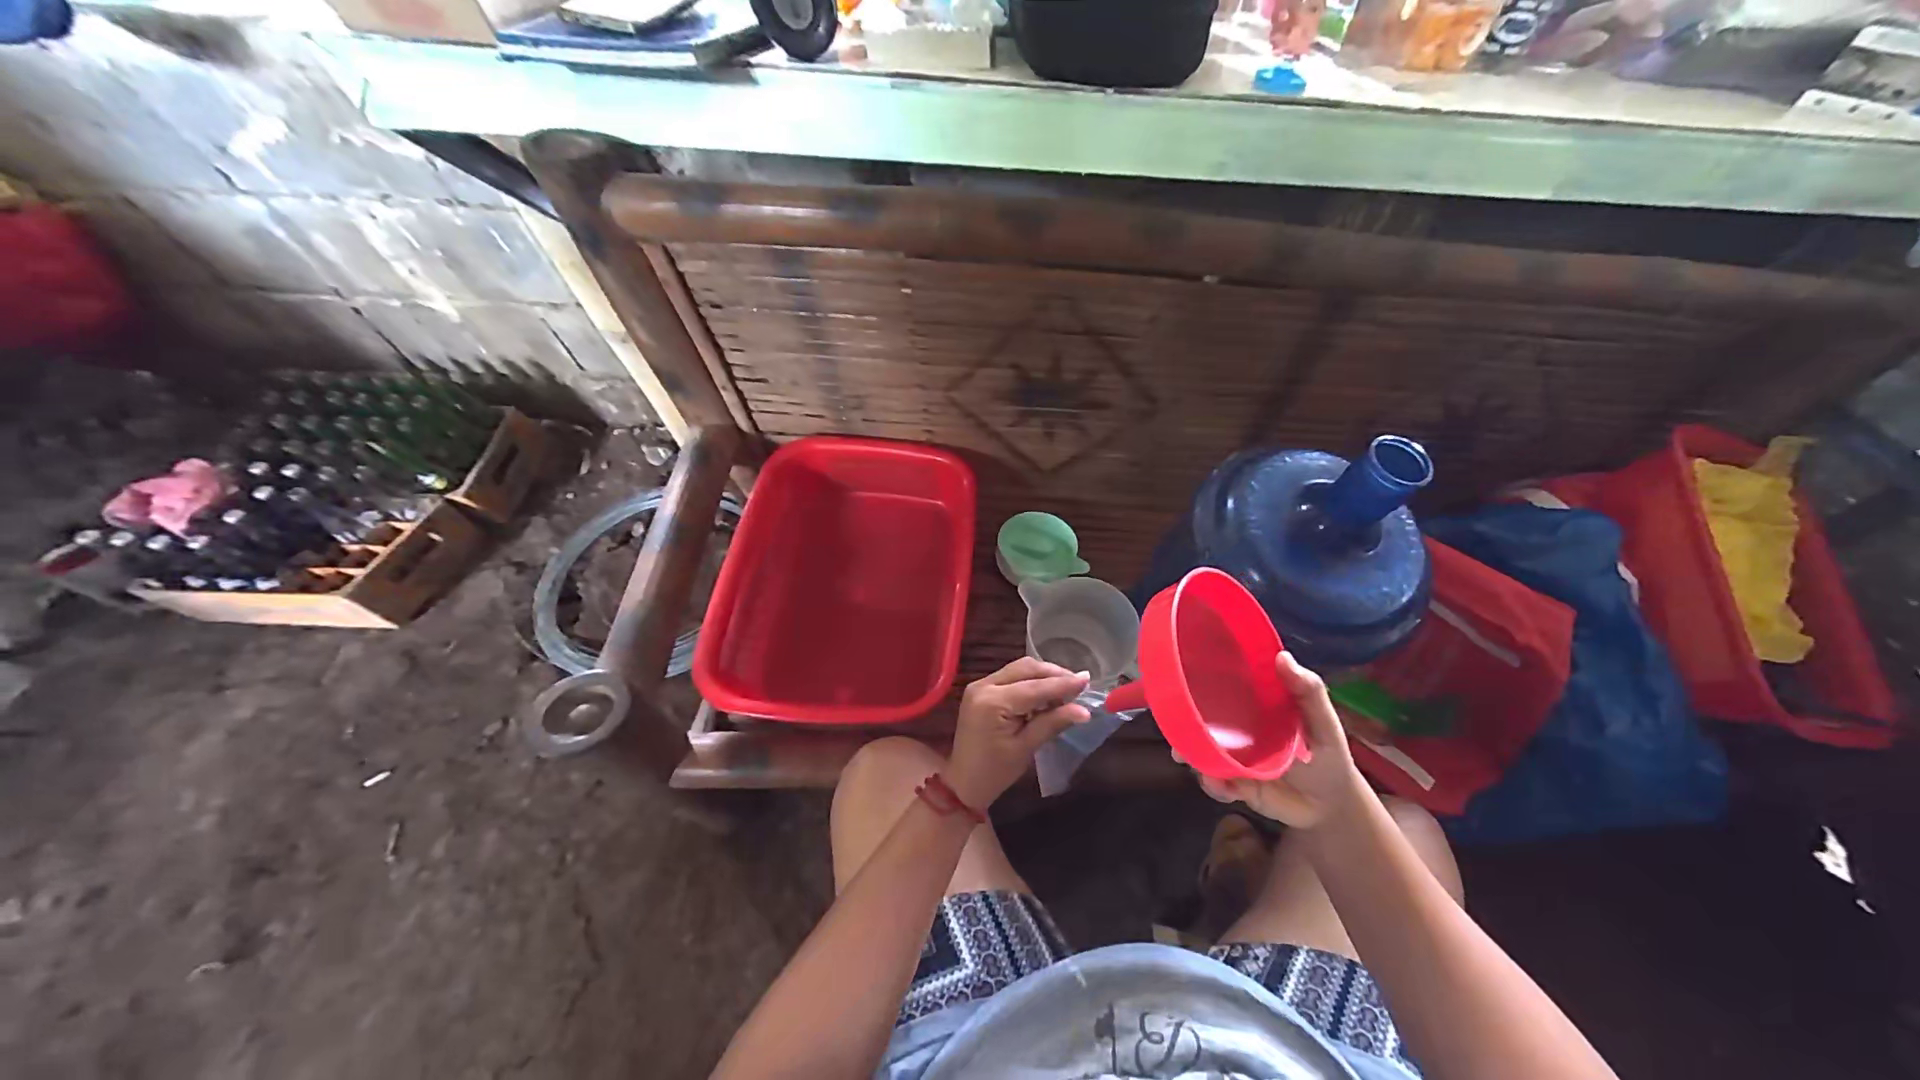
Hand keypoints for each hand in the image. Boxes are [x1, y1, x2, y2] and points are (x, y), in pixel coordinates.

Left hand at [945, 657, 1090, 808]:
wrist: (964, 782)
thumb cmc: (995, 771)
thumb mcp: (1026, 747)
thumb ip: (1053, 723)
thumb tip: (1084, 711)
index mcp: (993, 702)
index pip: (1034, 687)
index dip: (1063, 684)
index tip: (1087, 680)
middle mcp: (984, 686)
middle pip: (1025, 669)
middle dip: (1053, 674)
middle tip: (1078, 685)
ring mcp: (980, 685)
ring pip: (1018, 669)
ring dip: (1043, 676)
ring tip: (1066, 690)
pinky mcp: (980, 690)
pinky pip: (1010, 677)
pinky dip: (1030, 681)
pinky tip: (1045, 694)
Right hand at [1193, 651, 1367, 829]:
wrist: (1333, 805)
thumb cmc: (1328, 755)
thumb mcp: (1323, 722)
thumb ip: (1307, 691)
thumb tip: (1282, 656)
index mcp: (1252, 706)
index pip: (1220, 688)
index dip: (1198, 683)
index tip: (1180, 678)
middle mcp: (1235, 730)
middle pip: (1200, 721)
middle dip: (1183, 724)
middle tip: (1175, 728)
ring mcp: (1232, 758)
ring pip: (1200, 751)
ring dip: (1191, 754)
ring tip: (1186, 758)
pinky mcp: (1235, 785)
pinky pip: (1214, 783)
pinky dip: (1213, 785)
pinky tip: (1222, 787)